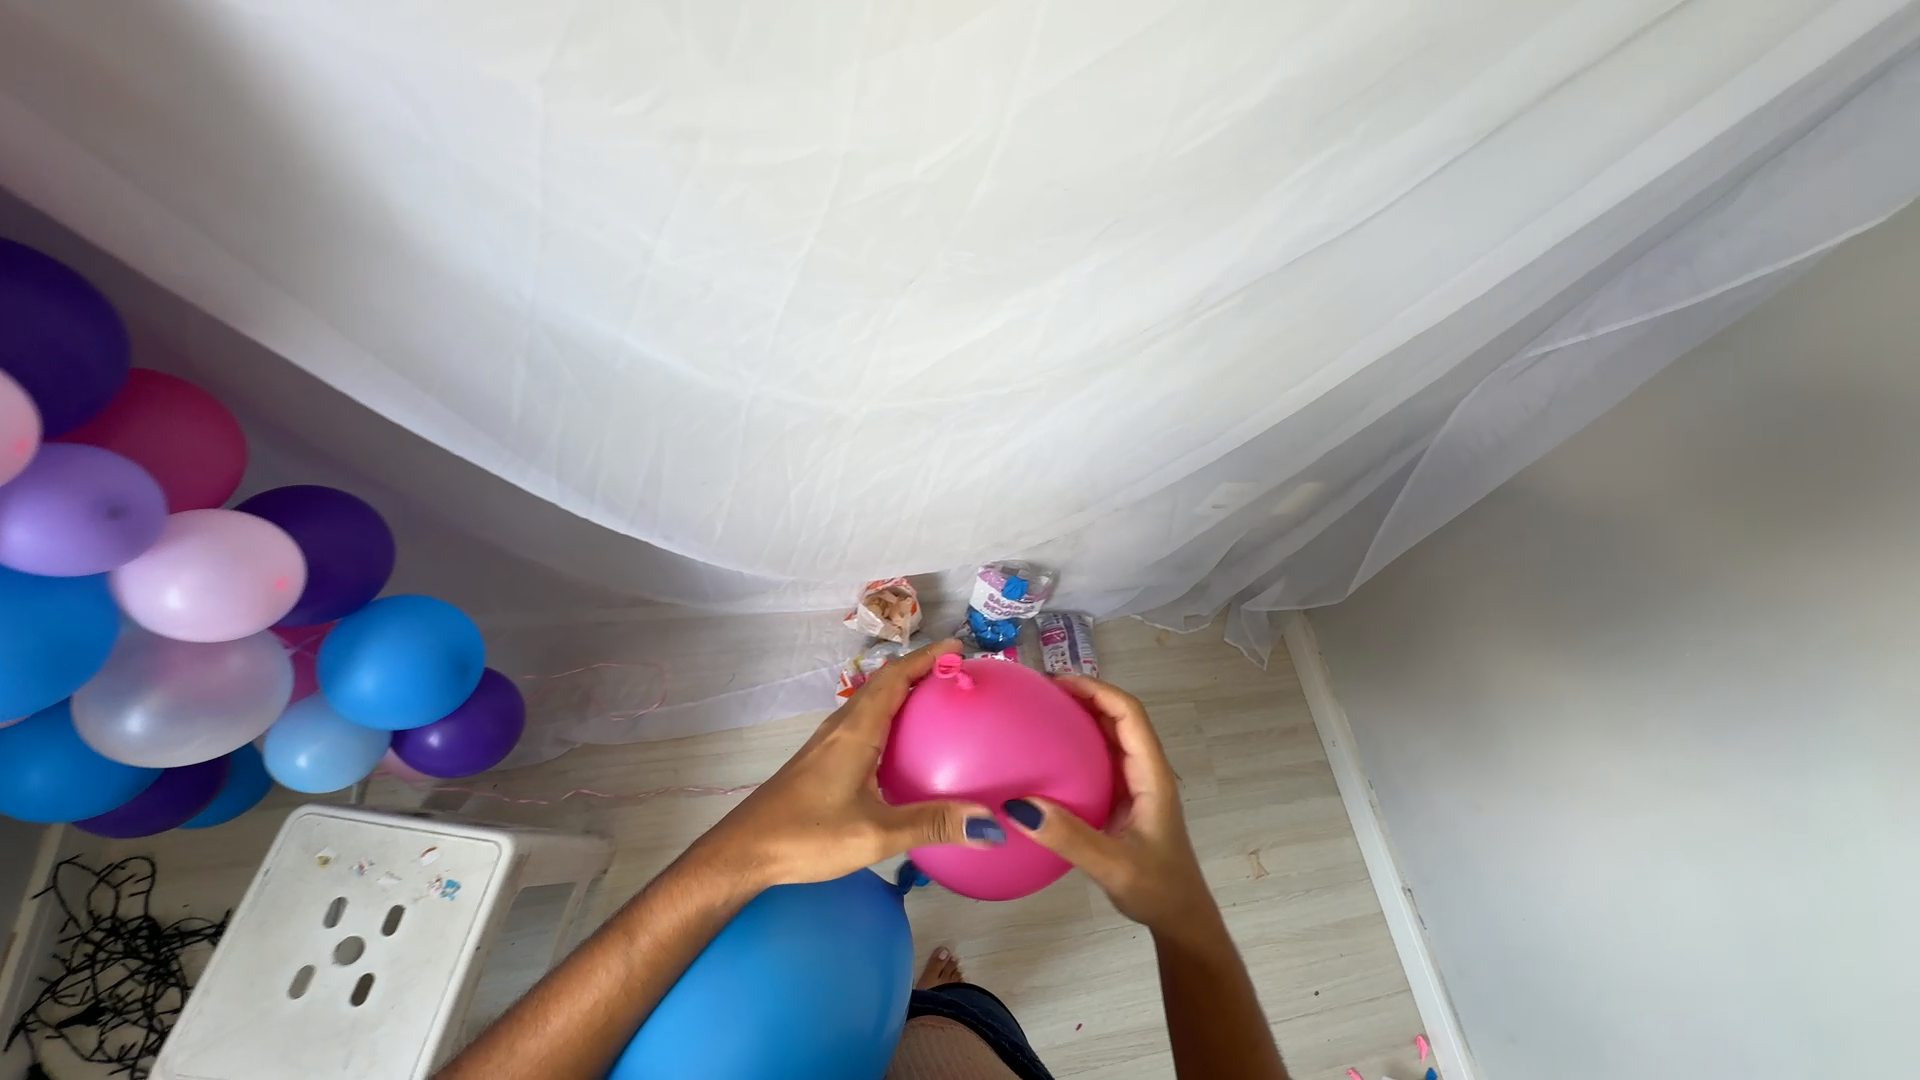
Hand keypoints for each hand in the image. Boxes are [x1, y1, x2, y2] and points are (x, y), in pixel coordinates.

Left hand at [693, 639, 999, 889]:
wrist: (742, 853)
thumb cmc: (807, 835)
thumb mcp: (876, 834)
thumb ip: (933, 824)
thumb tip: (992, 825)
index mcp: (856, 730)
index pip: (896, 676)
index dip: (928, 656)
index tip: (960, 647)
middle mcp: (842, 726)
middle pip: (886, 684)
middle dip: (922, 671)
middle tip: (959, 676)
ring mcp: (828, 743)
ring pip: (873, 704)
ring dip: (905, 694)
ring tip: (940, 706)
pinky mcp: (822, 761)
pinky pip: (864, 725)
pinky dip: (891, 721)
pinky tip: (906, 752)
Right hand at [1004, 676, 1213, 931]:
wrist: (1180, 919)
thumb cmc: (1157, 889)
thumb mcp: (1113, 866)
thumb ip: (1070, 838)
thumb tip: (1019, 805)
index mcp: (1151, 774)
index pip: (1129, 713)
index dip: (1098, 690)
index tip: (1058, 683)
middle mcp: (1145, 770)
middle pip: (1118, 716)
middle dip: (1084, 695)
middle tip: (1039, 692)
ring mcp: (1135, 784)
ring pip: (1110, 735)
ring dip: (1080, 716)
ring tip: (1039, 712)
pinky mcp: (1124, 799)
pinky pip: (1099, 759)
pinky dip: (1076, 746)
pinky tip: (1045, 758)